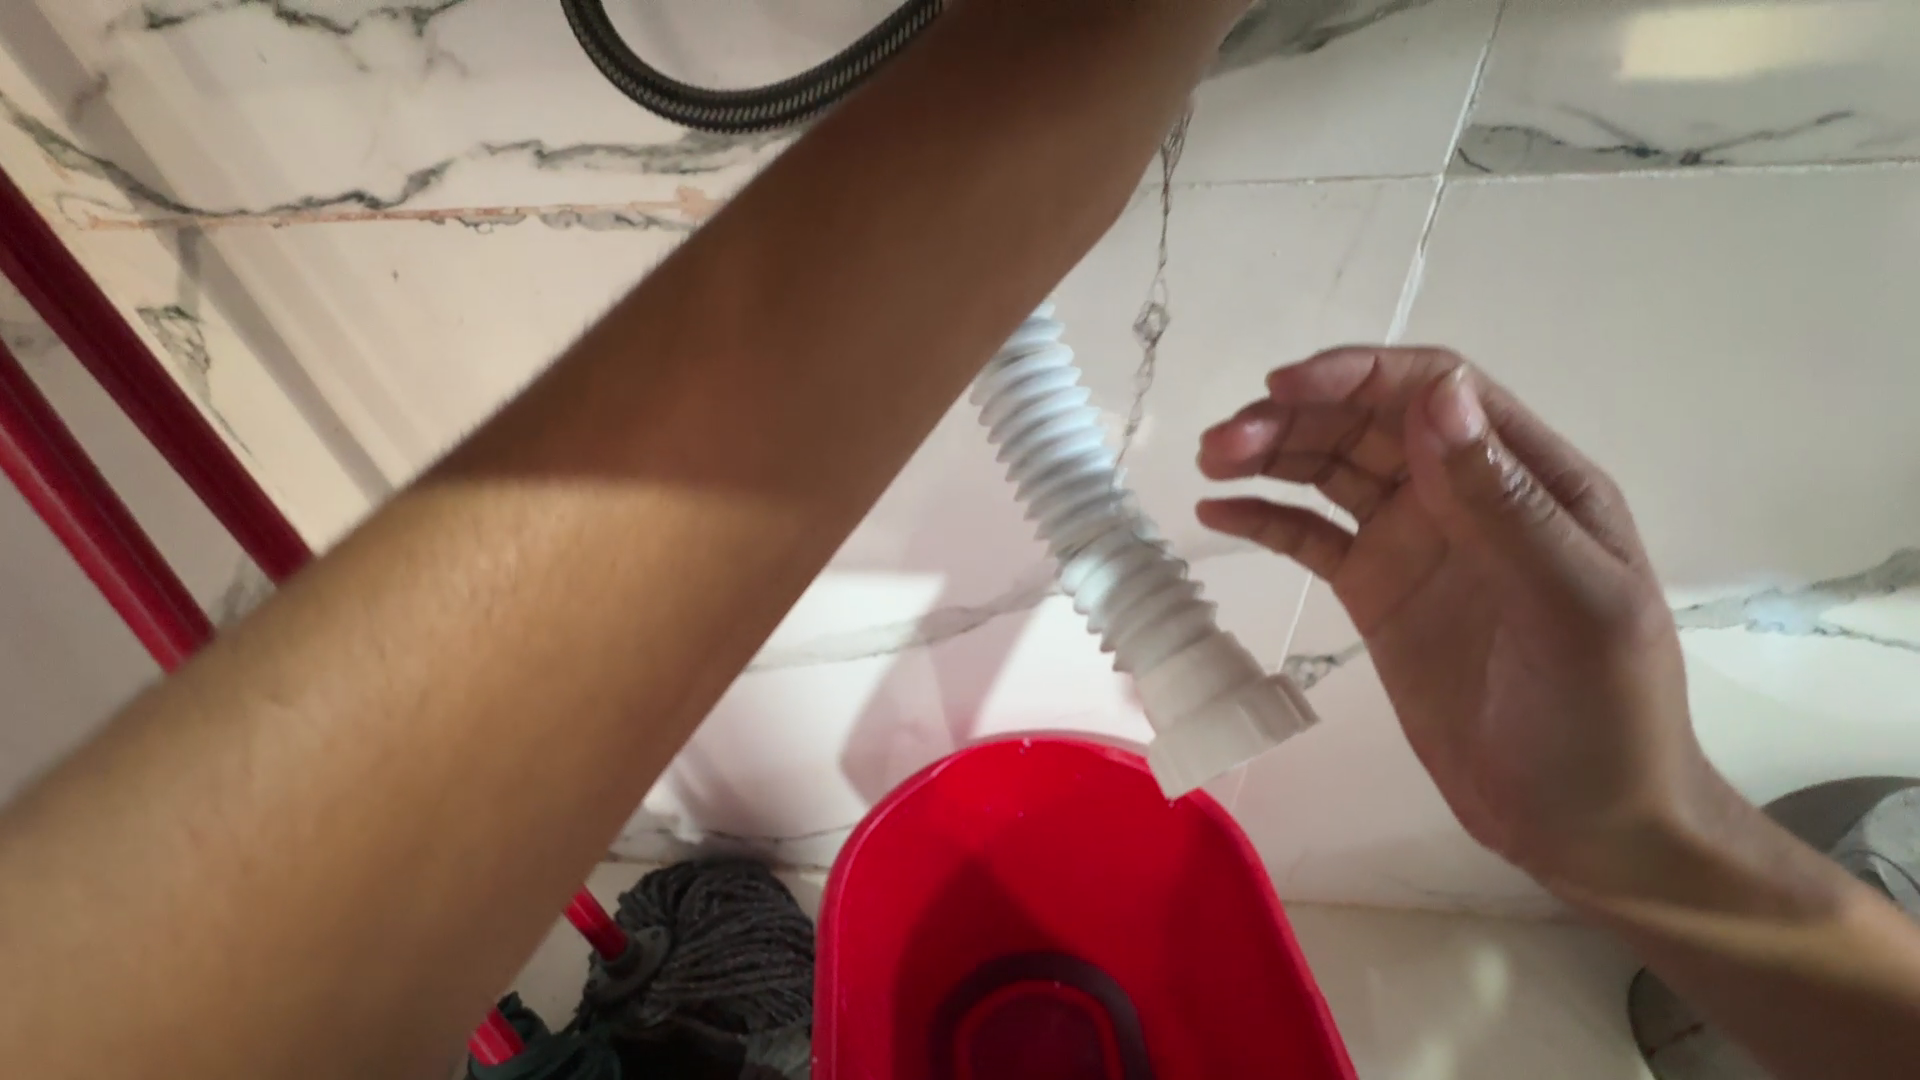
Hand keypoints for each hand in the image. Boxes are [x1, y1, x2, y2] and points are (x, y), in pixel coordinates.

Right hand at [1195, 347, 1737, 894]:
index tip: (1279, 391)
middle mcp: (1459, 493)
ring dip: (1267, 457)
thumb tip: (1436, 394)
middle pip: (1363, 425)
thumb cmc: (1599, 714)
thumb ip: (1500, 500)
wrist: (1576, 819)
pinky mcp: (1370, 587)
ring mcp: (1409, 540)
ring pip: (1327, 471)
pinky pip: (1307, 535)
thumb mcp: (1571, 603)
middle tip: (1219, 445)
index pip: (1432, 390)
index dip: (1353, 376)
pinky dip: (1263, 517)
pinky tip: (1217, 512)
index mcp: (1525, 476)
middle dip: (1290, 420)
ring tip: (1209, 462)